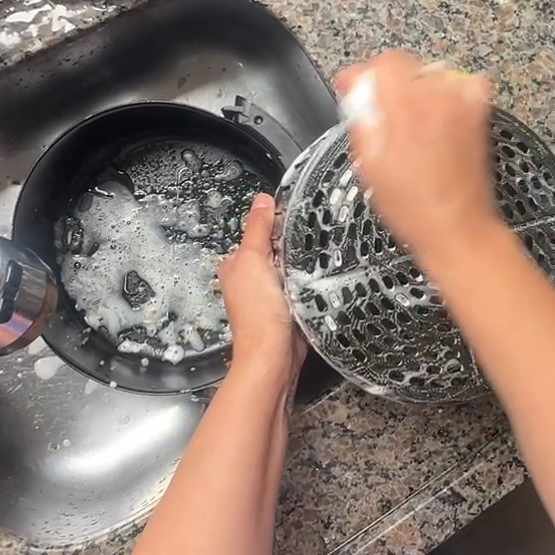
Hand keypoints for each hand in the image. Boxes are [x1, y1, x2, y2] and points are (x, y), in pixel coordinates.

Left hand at [218, 193, 303, 382]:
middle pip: (278, 249)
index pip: (259, 230)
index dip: (278, 222)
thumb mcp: (254, 259)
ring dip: (303, 264)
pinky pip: (302, 285)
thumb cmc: (258, 313)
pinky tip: (317, 280)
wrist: (273, 356)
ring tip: (316, 259)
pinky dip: (310, 282)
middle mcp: (250, 278)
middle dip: (293, 245)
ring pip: (292, 267)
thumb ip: (257, 229)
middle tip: (310, 241)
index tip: (297, 216)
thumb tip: (261, 199)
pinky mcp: (289, 307)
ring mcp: (270, 294)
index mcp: (236, 264)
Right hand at [335, 51, 505, 273]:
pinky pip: (463, 87)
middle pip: (407, 66)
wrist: (457, 227)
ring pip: (432, 75)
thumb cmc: (416, 208)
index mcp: (405, 106)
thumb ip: (359, 120)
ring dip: (418, 91)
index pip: (384, 63)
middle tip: (381, 115)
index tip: (357, 90)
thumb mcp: (369, 165)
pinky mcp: (480, 114)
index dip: (366, 77)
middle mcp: (436, 97)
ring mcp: (462, 104)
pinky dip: (450, 95)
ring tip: (411, 123)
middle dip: (390, 85)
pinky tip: (439, 120)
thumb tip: (354, 94)